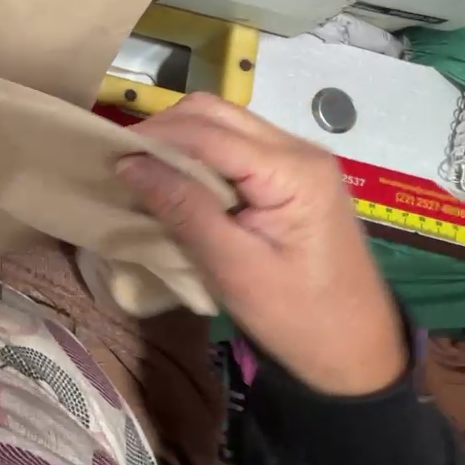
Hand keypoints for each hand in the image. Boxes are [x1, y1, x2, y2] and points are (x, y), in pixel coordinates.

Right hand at [116, 93, 406, 396]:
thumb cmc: (296, 316)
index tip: (107, 155)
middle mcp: (299, 150)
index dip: (153, 137)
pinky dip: (196, 151)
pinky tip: (175, 178)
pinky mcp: (290, 173)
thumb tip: (128, 163)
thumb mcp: (232, 267)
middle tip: (122, 161)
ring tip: (142, 168)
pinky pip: (233, 143)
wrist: (356, 352)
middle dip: (162, 129)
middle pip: (214, 113)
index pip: (206, 132)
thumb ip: (182, 208)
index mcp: (293, 171)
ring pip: (222, 121)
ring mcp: (298, 158)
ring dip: (178, 137)